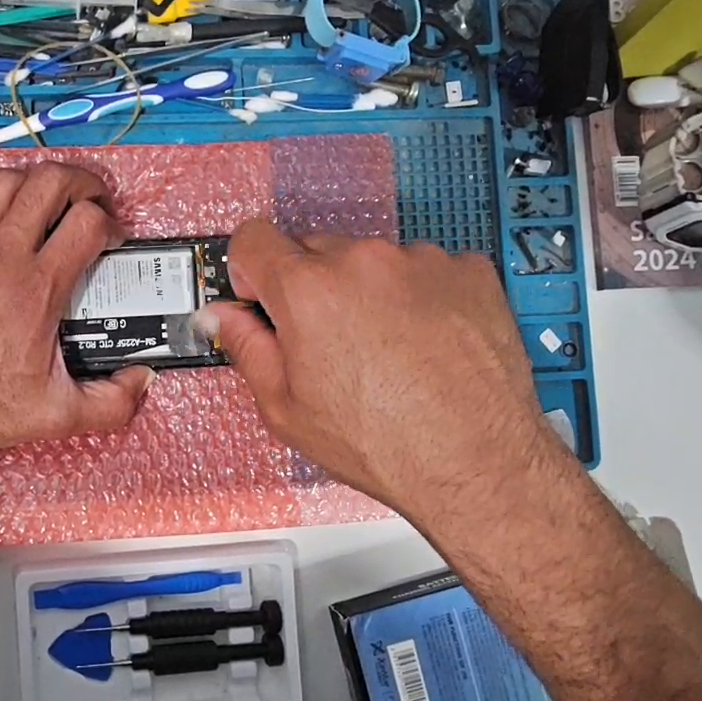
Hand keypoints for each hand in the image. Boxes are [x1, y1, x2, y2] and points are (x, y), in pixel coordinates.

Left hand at [0, 163, 154, 448]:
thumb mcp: (58, 414)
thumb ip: (112, 402)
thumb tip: (142, 381)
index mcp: (38, 288)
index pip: (88, 221)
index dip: (112, 223)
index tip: (112, 241)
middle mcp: (2, 256)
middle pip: (50, 181)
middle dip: (82, 183)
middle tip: (91, 202)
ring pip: (5, 180)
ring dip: (34, 183)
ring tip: (47, 203)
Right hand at [209, 220, 561, 517]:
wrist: (476, 461)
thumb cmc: (385, 445)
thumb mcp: (286, 409)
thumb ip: (247, 348)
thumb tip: (224, 317)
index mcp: (308, 291)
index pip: (254, 238)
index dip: (250, 269)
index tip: (261, 293)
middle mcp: (363, 262)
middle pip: (314, 250)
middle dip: (310, 288)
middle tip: (326, 343)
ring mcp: (420, 261)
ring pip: (370, 261)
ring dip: (366, 292)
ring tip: (385, 352)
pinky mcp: (467, 270)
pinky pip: (423, 269)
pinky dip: (417, 296)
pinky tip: (423, 344)